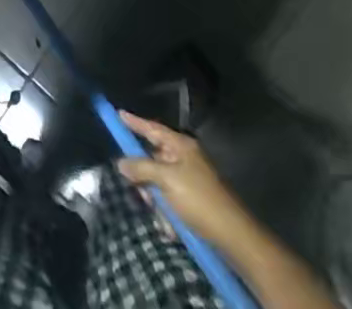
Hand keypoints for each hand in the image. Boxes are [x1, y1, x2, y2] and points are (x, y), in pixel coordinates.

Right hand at [116, 110, 255, 249]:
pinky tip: (172, 227)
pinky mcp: (192, 201)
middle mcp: (184, 159)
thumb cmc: (199, 200)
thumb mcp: (166, 180)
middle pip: (152, 160)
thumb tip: (121, 162)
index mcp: (181, 147)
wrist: (233, 237)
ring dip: (157, 202)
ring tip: (164, 217)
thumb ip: (141, 168)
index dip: (134, 122)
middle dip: (144, 179)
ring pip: (158, 184)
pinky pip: (169, 201)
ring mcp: (189, 180)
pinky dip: (167, 214)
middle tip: (144, 193)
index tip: (117, 114)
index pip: (152, 129)